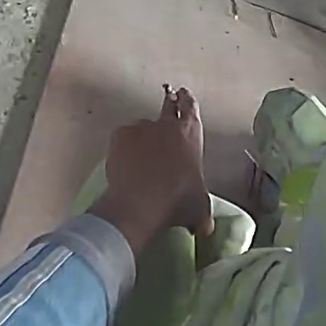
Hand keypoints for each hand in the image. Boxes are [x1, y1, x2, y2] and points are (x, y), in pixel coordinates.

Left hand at [91, 87, 212, 251]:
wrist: (140, 201)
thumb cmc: (177, 200)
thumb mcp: (198, 208)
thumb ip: (202, 212)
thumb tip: (205, 229)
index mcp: (190, 134)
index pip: (191, 108)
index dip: (187, 102)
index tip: (184, 95)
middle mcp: (167, 124)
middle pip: (168, 105)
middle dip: (169, 103)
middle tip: (167, 104)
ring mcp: (141, 127)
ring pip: (144, 125)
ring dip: (145, 136)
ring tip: (142, 156)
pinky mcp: (121, 135)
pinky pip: (124, 137)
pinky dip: (125, 146)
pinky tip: (126, 162)